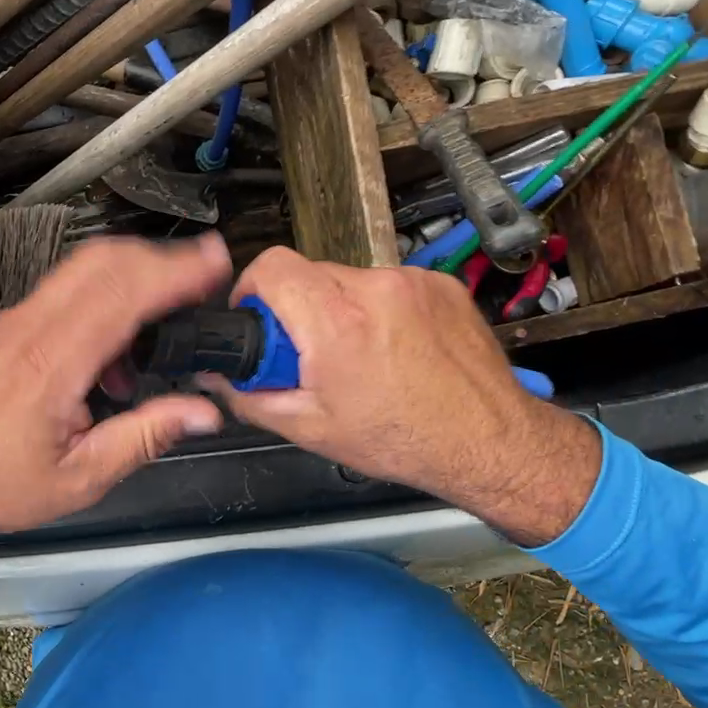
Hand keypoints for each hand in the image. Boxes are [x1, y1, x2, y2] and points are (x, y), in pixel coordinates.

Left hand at [0, 235, 232, 561]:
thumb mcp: (81, 478)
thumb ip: (145, 436)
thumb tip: (202, 412)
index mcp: (51, 364)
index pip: (122, 293)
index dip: (175, 271)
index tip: (215, 263)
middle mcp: (29, 329)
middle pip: (103, 262)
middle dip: (161, 258)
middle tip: (204, 274)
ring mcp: (12, 324)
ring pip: (81, 270)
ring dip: (132, 276)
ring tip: (167, 318)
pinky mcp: (6, 331)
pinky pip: (62, 294)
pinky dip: (101, 300)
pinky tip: (116, 354)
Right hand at [204, 247, 600, 545]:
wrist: (488, 441)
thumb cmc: (404, 439)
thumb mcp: (310, 428)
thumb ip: (250, 397)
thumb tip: (218, 378)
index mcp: (336, 323)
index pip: (270, 266)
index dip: (251, 289)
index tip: (255, 317)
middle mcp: (375, 290)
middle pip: (308, 274)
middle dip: (297, 310)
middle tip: (307, 356)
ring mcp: (412, 282)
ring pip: (348, 280)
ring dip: (339, 310)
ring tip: (358, 357)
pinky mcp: (439, 284)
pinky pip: (387, 284)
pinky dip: (379, 309)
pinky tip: (392, 349)